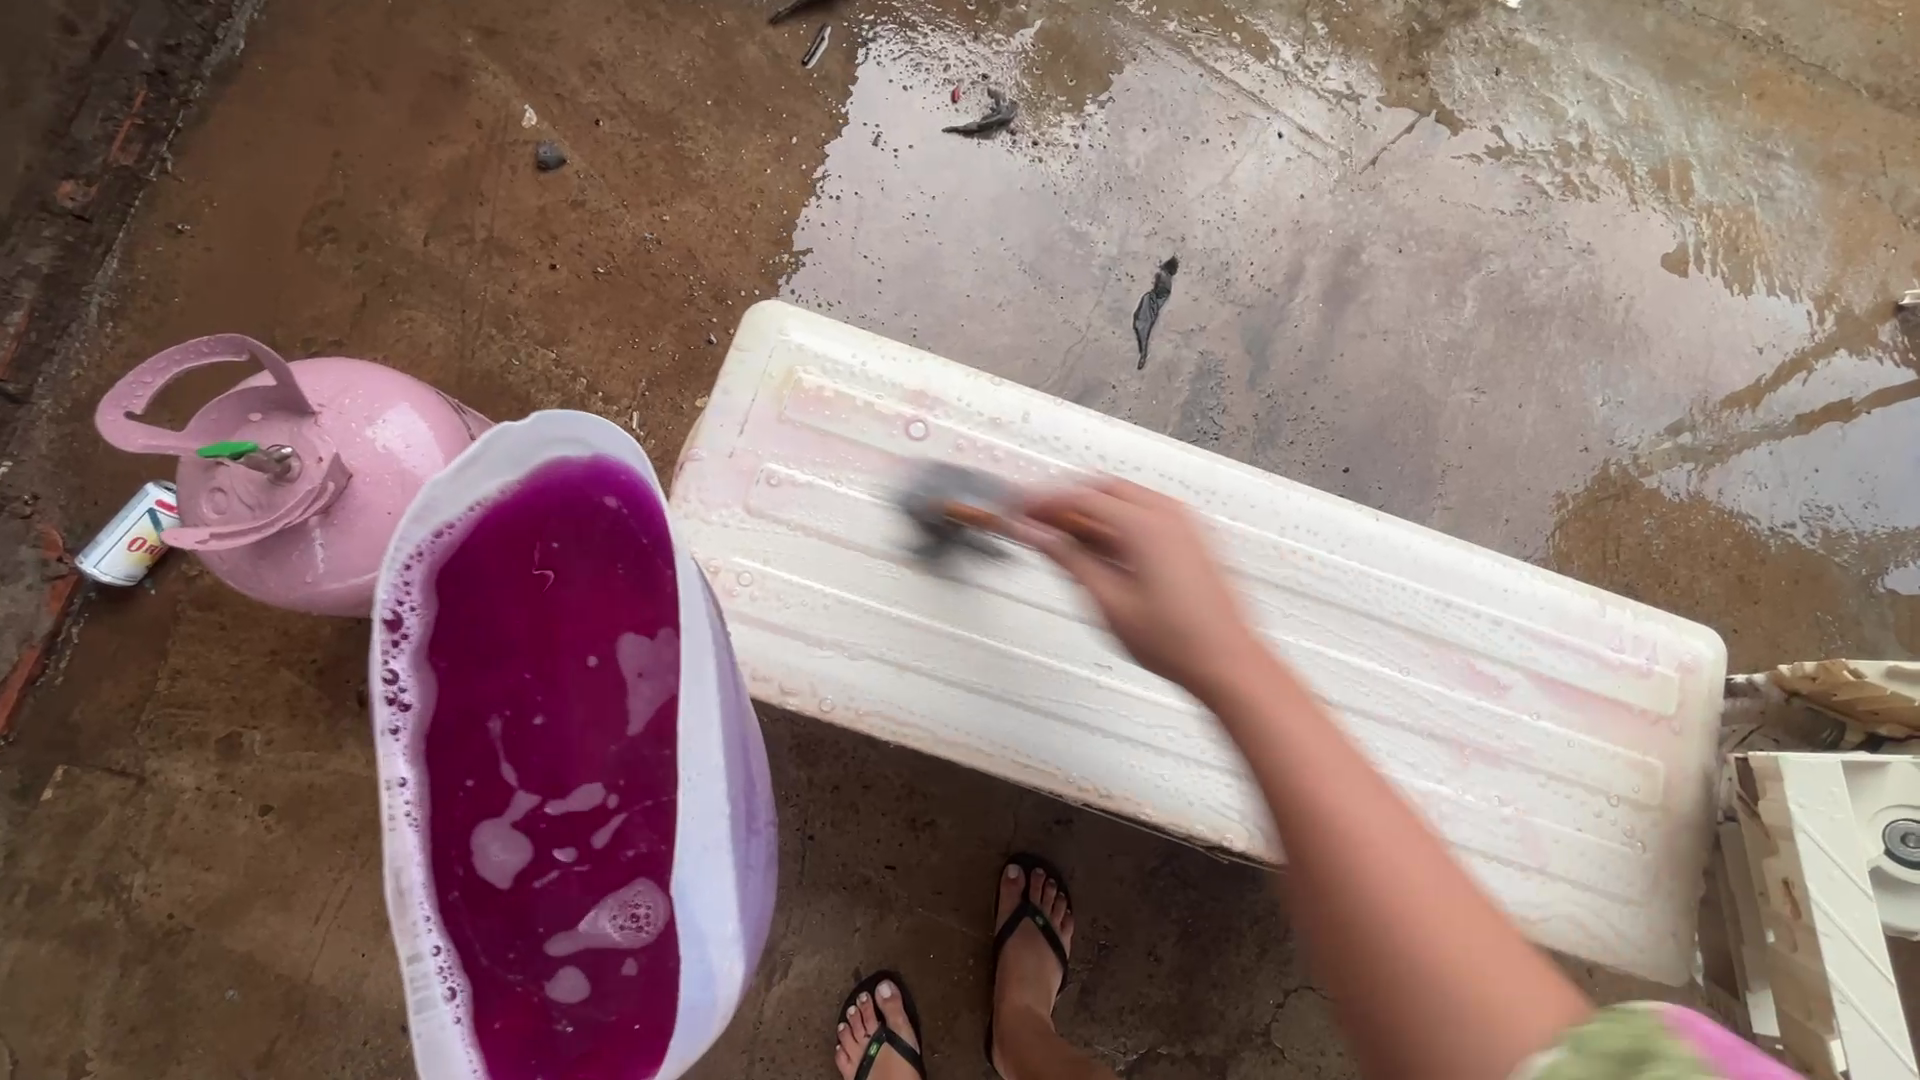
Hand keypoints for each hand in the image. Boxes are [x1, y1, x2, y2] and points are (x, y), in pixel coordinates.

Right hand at [1016, 477, 1264, 697]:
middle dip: (1064, 501)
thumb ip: (1068, 560)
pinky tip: (1099, 549)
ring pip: (1124, 500)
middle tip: (1036, 520)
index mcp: (1144, 525)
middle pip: (1102, 489)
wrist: (1227, 663)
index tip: (1020, 511)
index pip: (1079, 497)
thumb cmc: (1178, 642)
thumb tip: (1037, 536)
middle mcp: (1168, 516)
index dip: (1042, 502)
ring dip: (1090, 511)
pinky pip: (1145, 515)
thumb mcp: (1108, 601)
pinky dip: (1115, 523)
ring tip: (1061, 536)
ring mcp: (1184, 526)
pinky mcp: (1192, 540)